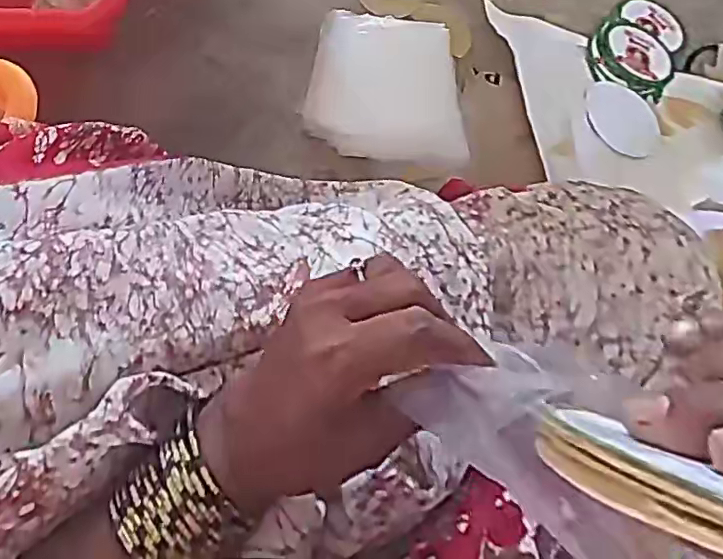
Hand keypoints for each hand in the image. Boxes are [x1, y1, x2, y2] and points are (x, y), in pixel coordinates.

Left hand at [197, 255, 490, 514]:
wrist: (241, 433)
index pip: (417, 329)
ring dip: (415, 297)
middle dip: (441, 316)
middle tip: (453, 350)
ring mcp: (317, 292)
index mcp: (340, 355)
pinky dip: (386, 291)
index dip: (457, 344)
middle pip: (407, 287)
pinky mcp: (310, 288)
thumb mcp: (366, 442)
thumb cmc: (300, 451)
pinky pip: (363, 273)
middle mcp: (329, 310)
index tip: (481, 364)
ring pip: (387, 270)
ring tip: (424, 332)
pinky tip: (388, 321)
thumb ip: (414, 402)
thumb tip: (451, 378)